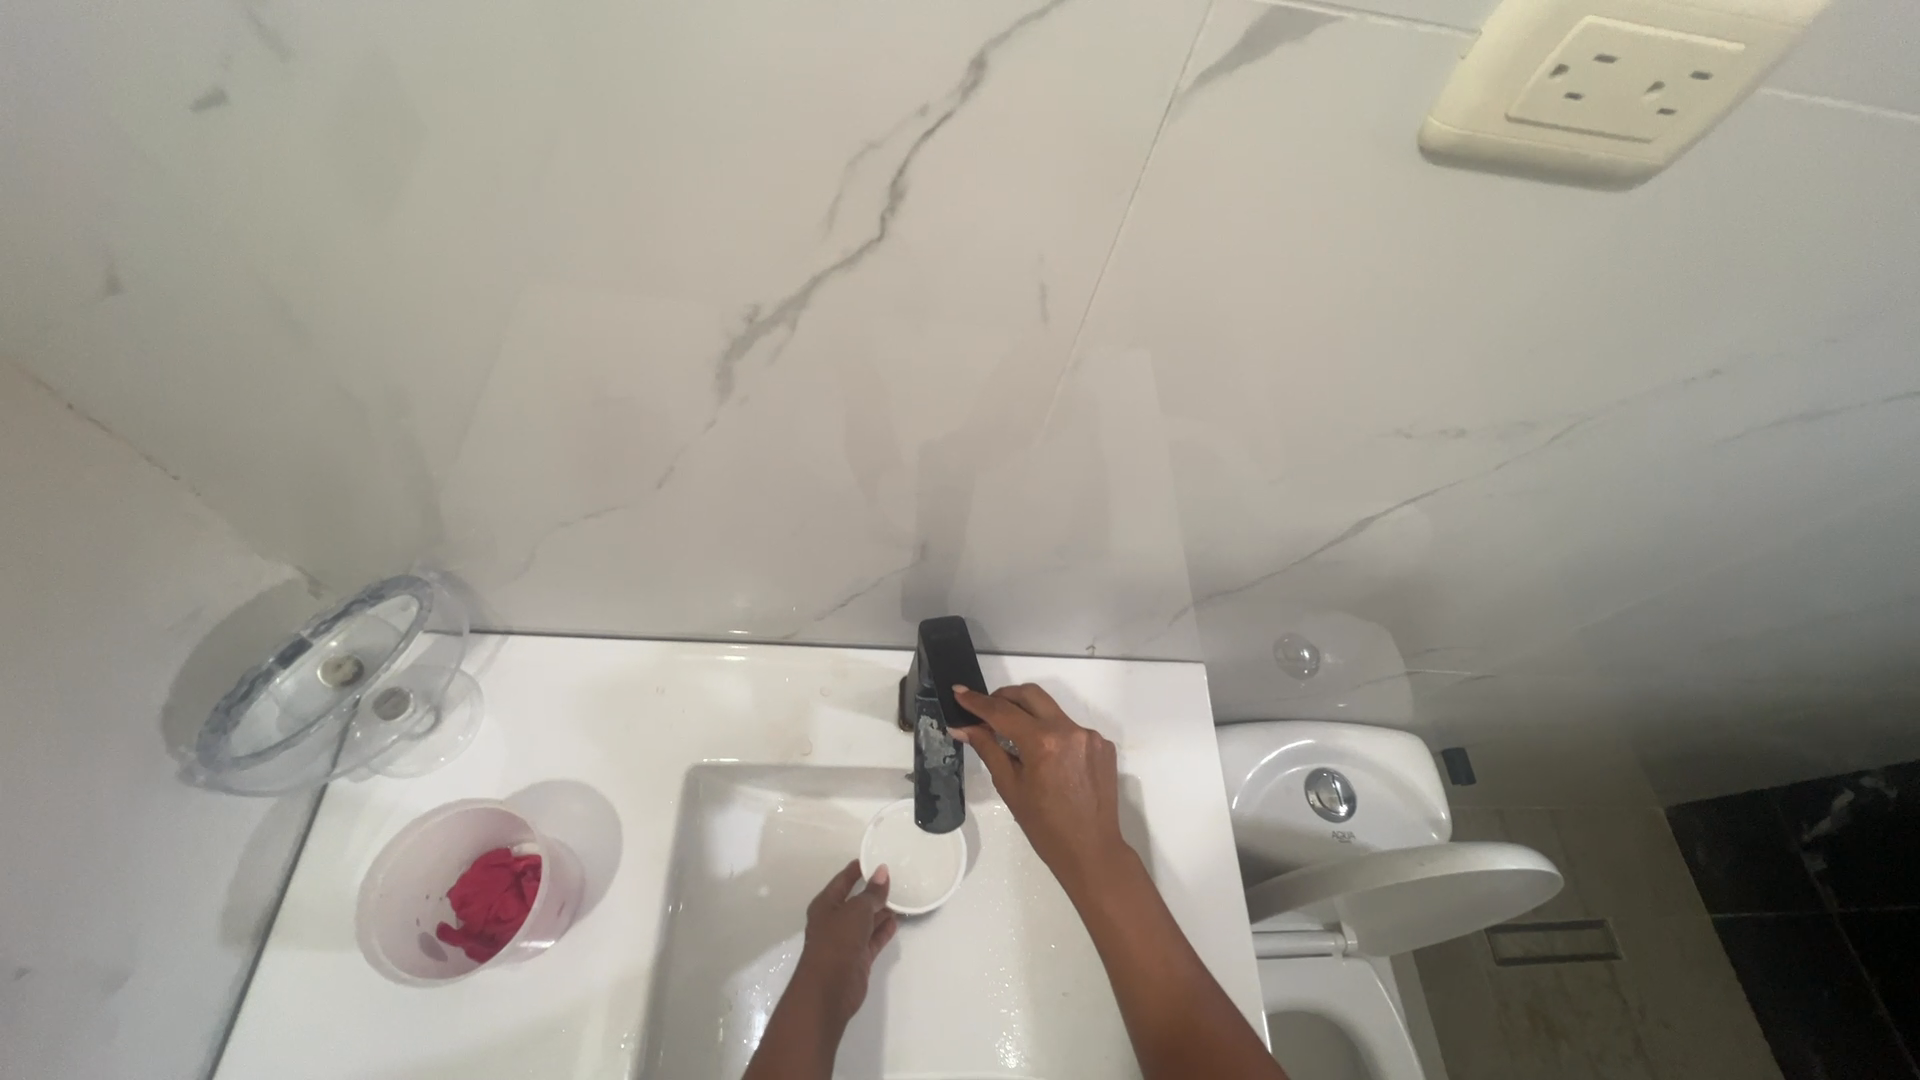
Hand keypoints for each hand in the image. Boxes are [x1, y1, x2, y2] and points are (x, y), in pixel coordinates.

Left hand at [791, 860, 898, 1027]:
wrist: (828, 990)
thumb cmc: (837, 941)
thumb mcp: (856, 910)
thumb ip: (872, 892)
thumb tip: (883, 871)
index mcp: (826, 904)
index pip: (844, 880)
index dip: (858, 869)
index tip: (876, 858)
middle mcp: (835, 920)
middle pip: (856, 900)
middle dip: (874, 891)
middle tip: (897, 877)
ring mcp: (846, 941)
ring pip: (866, 920)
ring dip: (881, 911)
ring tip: (902, 897)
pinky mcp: (858, 958)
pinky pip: (873, 938)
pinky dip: (883, 930)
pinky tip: (897, 921)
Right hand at [950, 684, 1134, 894]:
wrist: (1092, 851)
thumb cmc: (1044, 827)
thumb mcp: (1009, 787)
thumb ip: (988, 749)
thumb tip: (962, 727)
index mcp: (1043, 742)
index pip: (1002, 712)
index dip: (977, 702)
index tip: (959, 692)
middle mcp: (1069, 729)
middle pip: (1030, 695)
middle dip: (1005, 696)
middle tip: (987, 711)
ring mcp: (1090, 735)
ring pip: (1052, 711)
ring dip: (1030, 716)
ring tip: (1016, 739)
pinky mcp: (1103, 744)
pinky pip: (1070, 729)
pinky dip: (1053, 735)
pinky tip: (1048, 760)